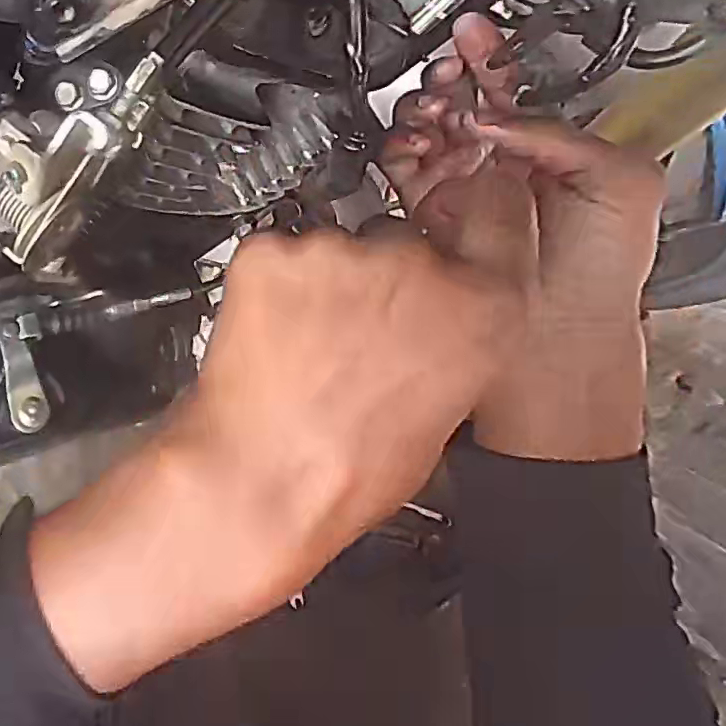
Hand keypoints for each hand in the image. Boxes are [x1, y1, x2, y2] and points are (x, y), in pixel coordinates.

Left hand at [30, 198, 536, 692]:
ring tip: (291, 344)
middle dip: (367, 275)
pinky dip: (263, 284)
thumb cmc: (342, 477)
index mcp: (470, 315)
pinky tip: (258, 335)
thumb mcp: (428, 417)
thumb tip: (418, 312)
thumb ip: (435, 348)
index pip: (477, 236)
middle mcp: (408, 269)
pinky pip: (271, 254)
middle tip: (335, 327)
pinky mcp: (265, 255)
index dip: (439, 246)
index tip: (416, 255)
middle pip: (390, 237)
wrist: (248, 489)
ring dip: (311, 282)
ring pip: (325, 246)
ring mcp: (333, 256)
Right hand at [379, 15, 665, 461]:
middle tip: (446, 65)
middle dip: (452, 76)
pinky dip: (401, 146)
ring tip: (432, 106)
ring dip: (424, 108)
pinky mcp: (428, 209)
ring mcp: (463, 185)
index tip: (477, 30)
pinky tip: (414, 139)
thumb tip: (490, 116)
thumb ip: (557, 134)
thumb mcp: (619, 182)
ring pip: (430, 128)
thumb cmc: (600, 273)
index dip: (496, 56)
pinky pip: (402, 165)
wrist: (551, 338)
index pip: (517, 91)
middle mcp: (505, 163)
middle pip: (466, 102)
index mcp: (553, 152)